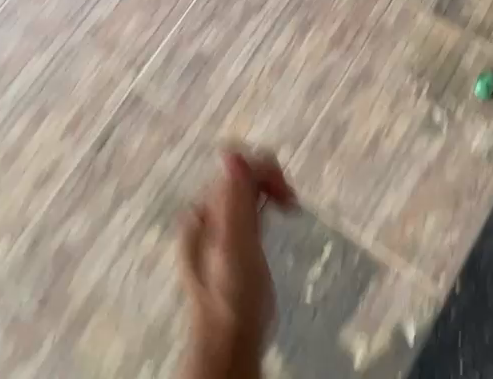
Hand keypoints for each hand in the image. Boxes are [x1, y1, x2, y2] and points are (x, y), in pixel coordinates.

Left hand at [177, 149, 294, 377]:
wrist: (231, 338)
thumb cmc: (232, 295)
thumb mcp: (235, 245)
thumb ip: (235, 201)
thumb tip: (233, 154)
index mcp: (202, 212)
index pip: (235, 167)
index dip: (263, 170)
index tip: (284, 192)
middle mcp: (208, 214)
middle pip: (243, 174)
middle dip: (270, 178)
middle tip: (290, 201)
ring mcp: (222, 226)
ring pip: (251, 187)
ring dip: (273, 188)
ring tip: (290, 206)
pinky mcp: (239, 238)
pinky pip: (255, 203)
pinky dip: (271, 200)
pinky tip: (284, 212)